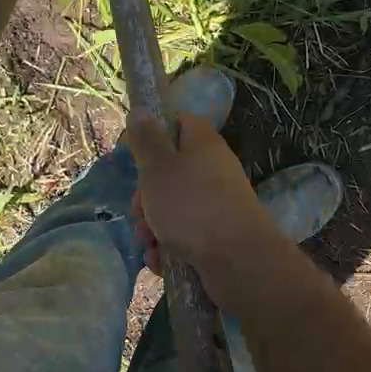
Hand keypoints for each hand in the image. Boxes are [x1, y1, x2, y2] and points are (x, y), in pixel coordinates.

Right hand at [125, 114, 294, 310]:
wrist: (238, 260)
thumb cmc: (191, 206)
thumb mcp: (158, 167)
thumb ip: (147, 139)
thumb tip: (142, 109)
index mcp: (202, 143)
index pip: (178, 122)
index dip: (152, 134)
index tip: (132, 154)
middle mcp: (212, 169)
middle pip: (170, 171)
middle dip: (146, 195)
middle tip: (138, 211)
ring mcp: (217, 203)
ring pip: (173, 207)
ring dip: (153, 226)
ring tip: (149, 243)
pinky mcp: (218, 235)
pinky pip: (185, 234)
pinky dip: (169, 247)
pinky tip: (161, 261)